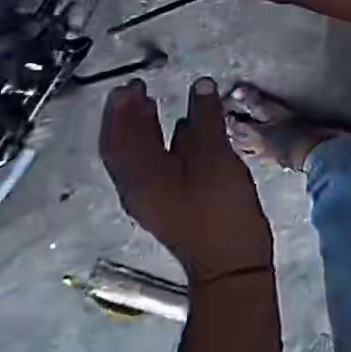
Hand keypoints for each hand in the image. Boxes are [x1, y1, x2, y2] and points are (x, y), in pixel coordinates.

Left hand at [100, 76, 273, 283]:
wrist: (233, 266)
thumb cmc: (217, 209)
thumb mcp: (214, 156)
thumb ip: (205, 117)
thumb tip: (202, 85)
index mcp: (140, 178)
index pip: (117, 138)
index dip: (119, 109)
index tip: (128, 86)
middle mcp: (139, 189)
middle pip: (125, 147)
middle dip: (129, 116)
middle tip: (138, 89)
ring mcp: (156, 200)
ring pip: (142, 157)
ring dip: (146, 129)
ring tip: (155, 103)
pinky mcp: (174, 205)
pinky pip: (160, 167)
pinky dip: (166, 144)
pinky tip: (185, 129)